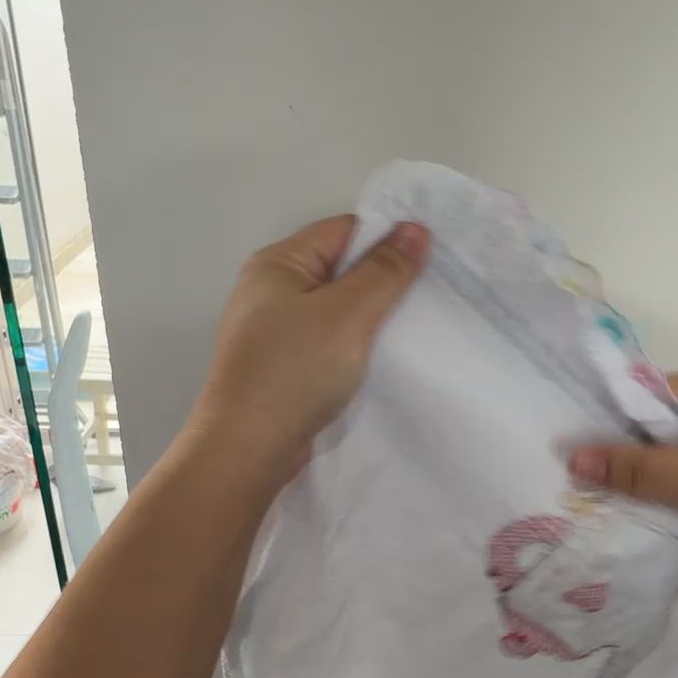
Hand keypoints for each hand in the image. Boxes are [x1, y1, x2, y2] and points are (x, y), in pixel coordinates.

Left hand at [190, 216, 429, 477]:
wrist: (248, 449)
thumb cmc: (295, 371)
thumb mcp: (348, 313)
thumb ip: (384, 271)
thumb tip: (415, 228)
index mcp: (277, 264)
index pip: (343, 232)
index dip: (386, 241)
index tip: (429, 262)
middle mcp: (269, 291)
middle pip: (339, 270)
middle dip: (381, 282)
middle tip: (427, 298)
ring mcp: (272, 332)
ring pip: (334, 310)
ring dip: (369, 319)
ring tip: (408, 329)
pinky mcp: (281, 367)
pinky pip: (325, 343)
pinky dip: (351, 347)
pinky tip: (377, 361)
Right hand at [567, 368, 677, 578]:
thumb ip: (635, 469)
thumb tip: (572, 458)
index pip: (643, 396)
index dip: (605, 423)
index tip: (565, 453)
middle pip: (656, 431)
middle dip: (625, 461)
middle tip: (576, 488)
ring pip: (675, 463)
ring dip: (651, 487)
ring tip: (602, 508)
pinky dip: (676, 503)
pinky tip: (645, 522)